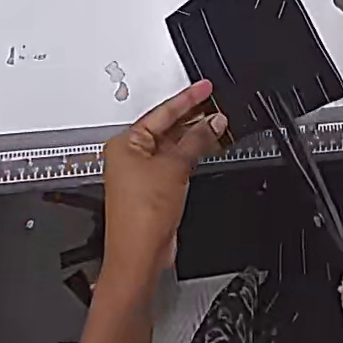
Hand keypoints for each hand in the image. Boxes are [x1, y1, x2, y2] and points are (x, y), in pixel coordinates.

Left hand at [100, 81, 227, 285]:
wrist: (140, 254)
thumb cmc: (140, 215)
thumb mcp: (174, 167)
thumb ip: (196, 140)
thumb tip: (212, 122)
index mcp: (125, 144)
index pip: (161, 113)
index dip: (186, 99)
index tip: (203, 88)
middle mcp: (130, 156)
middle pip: (166, 128)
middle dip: (192, 117)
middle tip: (214, 103)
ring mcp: (142, 173)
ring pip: (172, 146)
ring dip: (194, 137)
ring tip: (217, 122)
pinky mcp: (154, 188)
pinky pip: (176, 162)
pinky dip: (191, 154)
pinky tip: (207, 147)